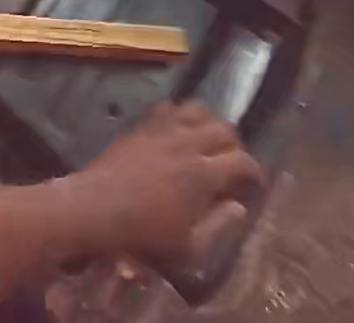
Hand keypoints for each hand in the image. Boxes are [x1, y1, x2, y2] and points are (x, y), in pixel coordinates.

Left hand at [57, 101, 263, 264]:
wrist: (98, 207)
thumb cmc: (143, 234)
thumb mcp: (187, 247)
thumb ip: (218, 226)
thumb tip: (239, 207)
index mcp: (203, 174)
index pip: (242, 161)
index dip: (254, 171)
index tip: (255, 182)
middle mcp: (189, 142)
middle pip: (224, 129)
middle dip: (235, 146)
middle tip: (232, 162)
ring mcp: (165, 128)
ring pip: (199, 109)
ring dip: (209, 123)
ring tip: (207, 140)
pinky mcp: (145, 122)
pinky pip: (170, 106)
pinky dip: (181, 115)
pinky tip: (178, 130)